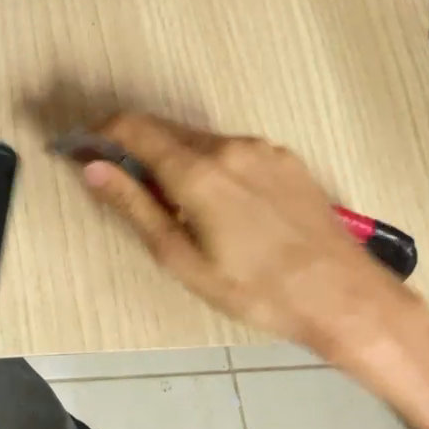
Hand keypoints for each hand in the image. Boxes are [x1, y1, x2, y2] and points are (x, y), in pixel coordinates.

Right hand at [79, 112, 428, 362]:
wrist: (350, 300)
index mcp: (198, 171)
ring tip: (162, 197)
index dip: (98, 132)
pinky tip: (207, 199)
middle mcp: (228, 147)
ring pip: (194, 139)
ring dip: (165, 154)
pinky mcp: (283, 160)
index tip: (78, 147)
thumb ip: (134, 206)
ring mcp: (261, 150)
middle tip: (111, 176)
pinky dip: (201, 161)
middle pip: (161, 128)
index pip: (132, 127)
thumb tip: (92, 167)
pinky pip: (225, 149)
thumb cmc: (255, 290)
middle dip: (128, 144)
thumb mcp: (181, 258)